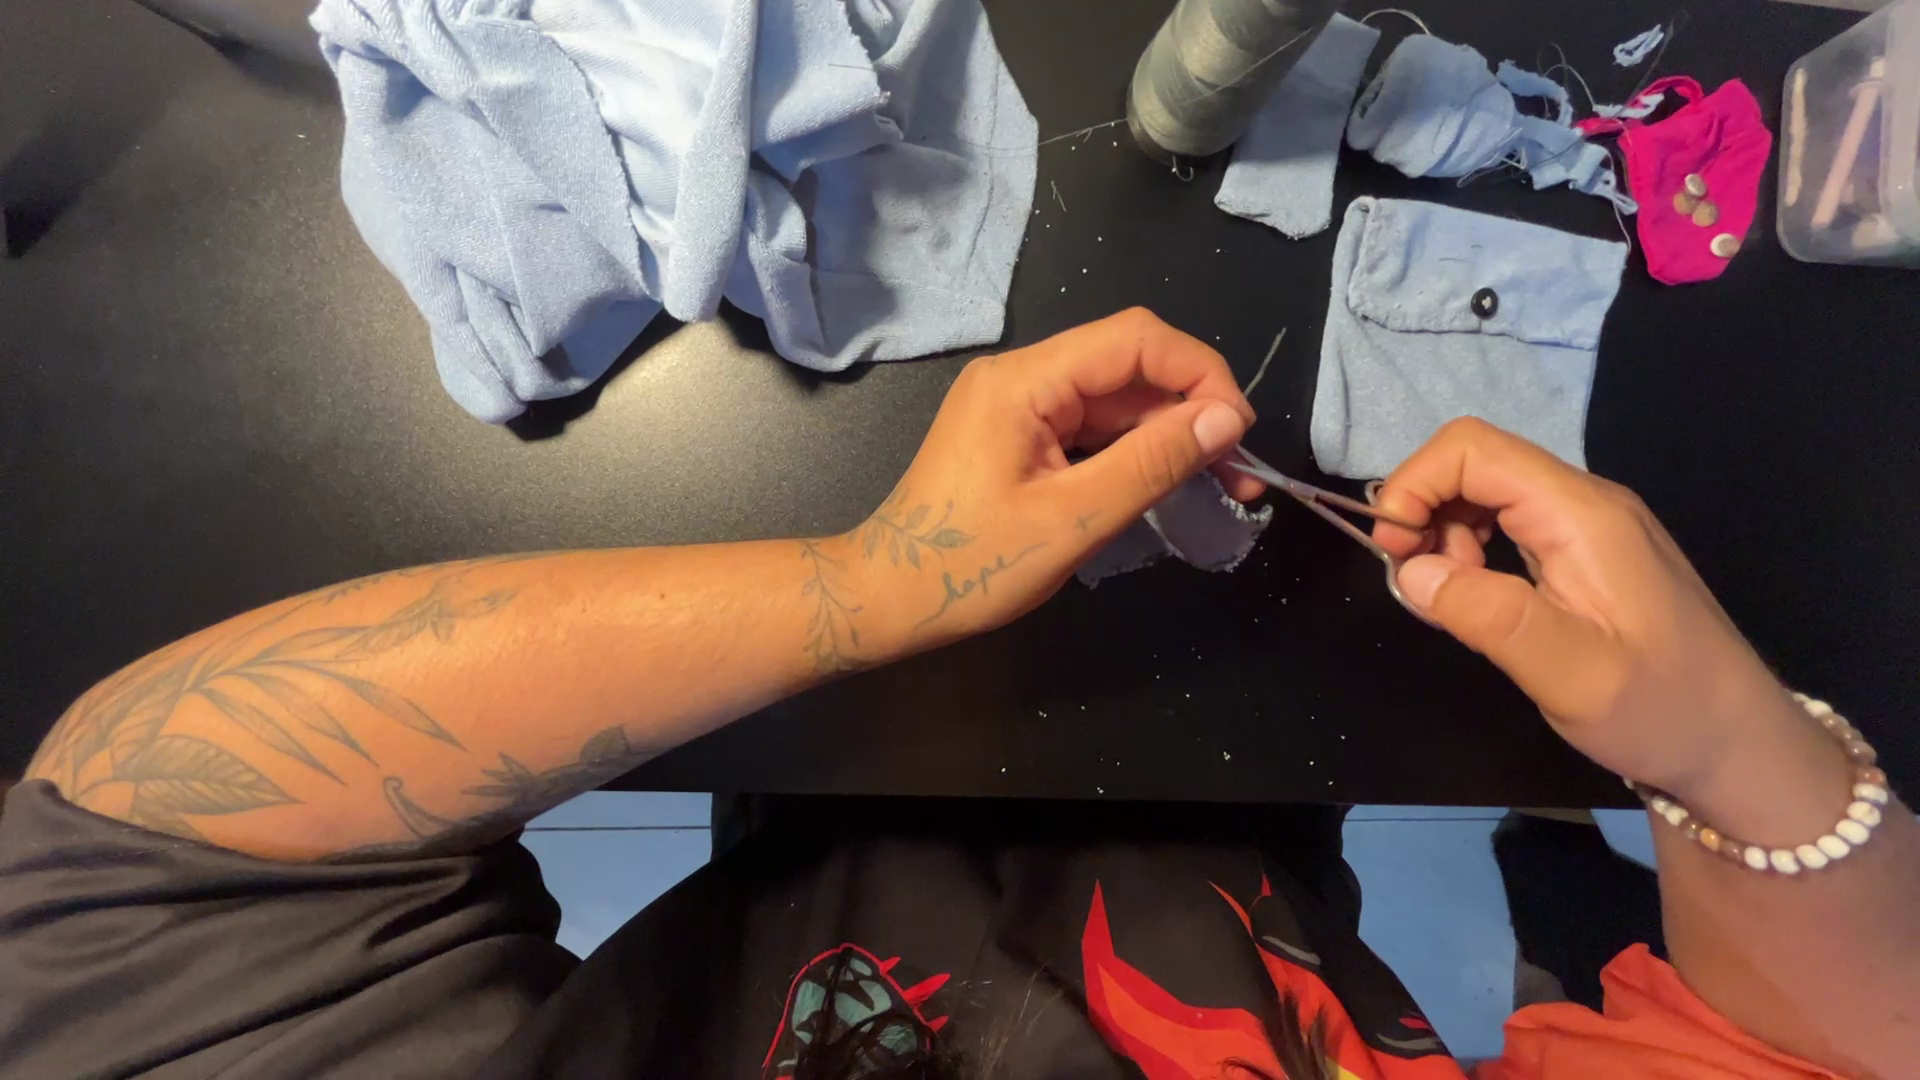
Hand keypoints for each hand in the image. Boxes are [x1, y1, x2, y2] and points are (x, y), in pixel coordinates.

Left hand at [847, 308, 1259, 652]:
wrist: (890, 597)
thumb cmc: (971, 566)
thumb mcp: (1072, 519)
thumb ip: (1151, 463)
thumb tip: (1226, 418)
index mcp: (1023, 381)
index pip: (1134, 340)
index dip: (1199, 373)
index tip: (1237, 431)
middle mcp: (1018, 378)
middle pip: (1125, 370)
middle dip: (1190, 412)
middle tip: (1237, 473)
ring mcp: (1015, 408)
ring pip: (1111, 403)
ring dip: (1165, 437)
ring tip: (1218, 485)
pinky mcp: (1016, 438)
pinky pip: (1086, 431)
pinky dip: (1129, 454)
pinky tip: (1163, 484)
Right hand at [1372, 419, 1844, 838]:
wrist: (1741, 748)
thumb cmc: (1660, 710)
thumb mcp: (1569, 673)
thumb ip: (1487, 614)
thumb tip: (1410, 571)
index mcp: (1582, 515)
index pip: (1472, 450)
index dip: (1414, 484)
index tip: (1394, 550)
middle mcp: (1582, 503)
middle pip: (1471, 462)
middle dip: (1420, 509)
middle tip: (1413, 577)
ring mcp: (1582, 525)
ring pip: (1479, 490)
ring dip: (1439, 534)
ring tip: (1448, 597)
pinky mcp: (1576, 550)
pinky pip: (1498, 521)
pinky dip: (1463, 550)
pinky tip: (1472, 597)